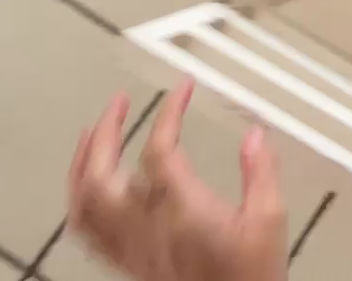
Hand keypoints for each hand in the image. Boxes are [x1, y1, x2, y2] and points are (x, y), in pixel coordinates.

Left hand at [68, 81, 287, 280]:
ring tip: (93, 134)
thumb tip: (253, 133)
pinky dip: (81, 198)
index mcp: (181, 212)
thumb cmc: (252, 273)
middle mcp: (144, 230)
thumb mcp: (270, 218)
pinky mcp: (126, 264)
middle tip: (118, 102)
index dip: (168, 114)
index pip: (160, 153)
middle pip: (102, 178)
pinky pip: (87, 231)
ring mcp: (129, 250)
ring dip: (81, 165)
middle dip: (105, 135)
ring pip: (83, 206)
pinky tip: (91, 184)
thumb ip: (260, 171)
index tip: (183, 88)